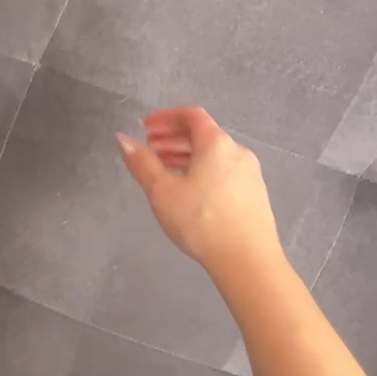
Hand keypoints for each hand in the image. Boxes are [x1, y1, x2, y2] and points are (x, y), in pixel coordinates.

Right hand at [116, 107, 281, 280]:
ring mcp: (249, 174)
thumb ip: (142, 163)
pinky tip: (189, 190)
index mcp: (216, 144)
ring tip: (165, 169)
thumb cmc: (200, 220)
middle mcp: (237, 152)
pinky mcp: (254, 195)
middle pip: (204, 135)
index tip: (146, 127)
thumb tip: (122, 139)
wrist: (247, 259)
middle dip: (174, 138)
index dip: (167, 117)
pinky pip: (223, 171)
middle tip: (151, 147)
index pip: (192, 116)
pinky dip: (202, 170)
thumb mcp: (162, 191)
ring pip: (214, 155)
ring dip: (187, 156)